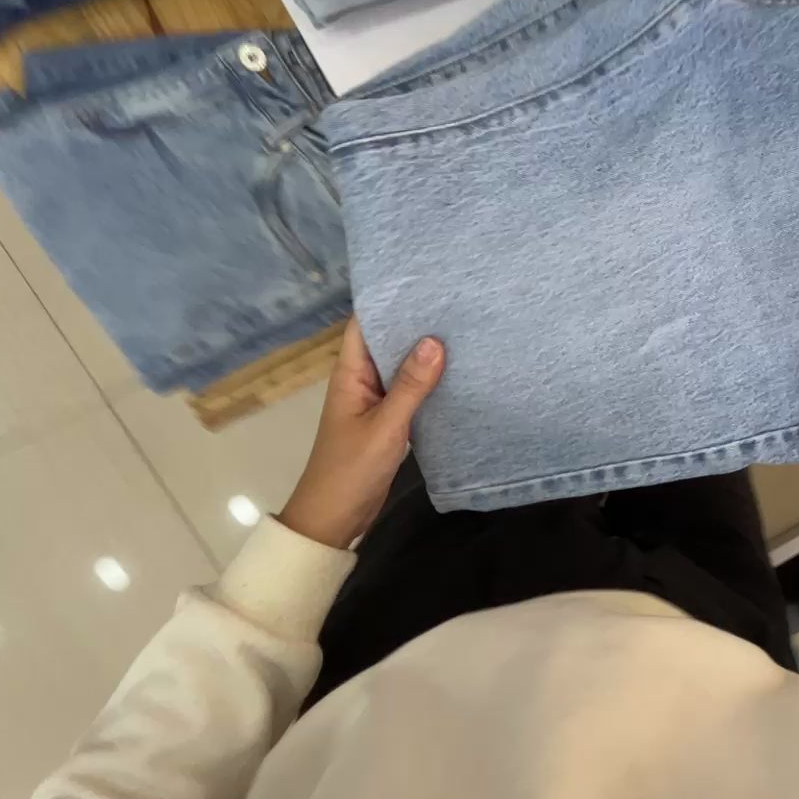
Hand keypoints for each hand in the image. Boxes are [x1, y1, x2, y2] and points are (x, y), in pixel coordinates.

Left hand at [278, 318, 444, 548]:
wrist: (335, 517)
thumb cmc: (351, 468)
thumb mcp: (385, 426)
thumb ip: (411, 385)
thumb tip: (435, 341)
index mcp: (351, 373)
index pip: (366, 323)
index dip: (389, 300)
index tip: (423, 281)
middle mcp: (363, 379)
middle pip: (388, 339)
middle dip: (416, 321)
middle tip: (456, 299)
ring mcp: (376, 398)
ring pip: (402, 364)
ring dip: (425, 350)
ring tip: (463, 327)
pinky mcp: (389, 416)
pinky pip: (410, 387)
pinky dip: (429, 377)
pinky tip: (457, 369)